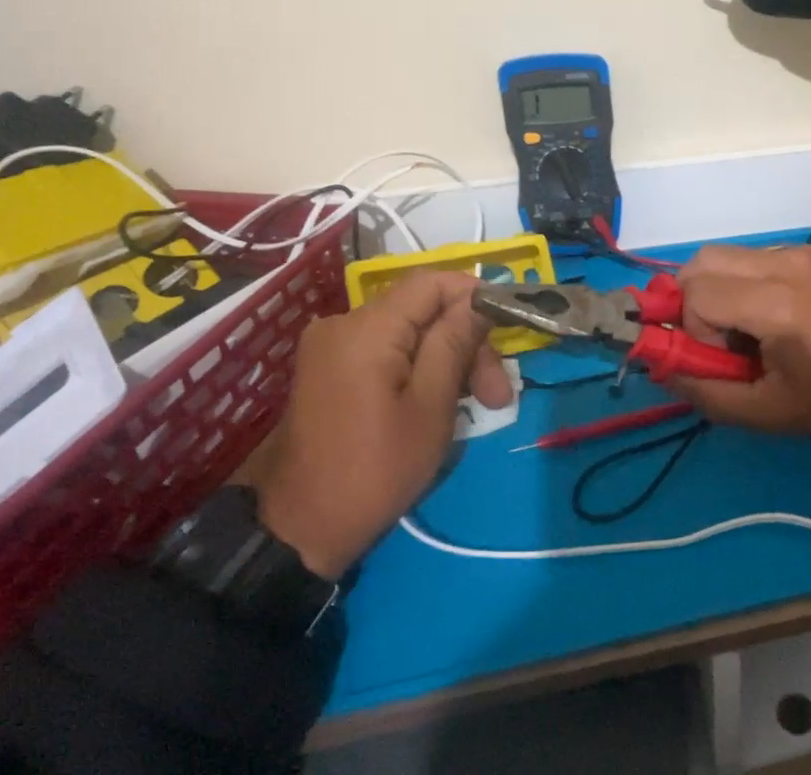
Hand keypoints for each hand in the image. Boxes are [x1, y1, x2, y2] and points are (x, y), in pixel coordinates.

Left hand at [249, 271, 512, 578]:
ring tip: (477, 406)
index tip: (510, 333)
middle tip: (498, 396)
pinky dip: (419, 368)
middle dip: (466, 343)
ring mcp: (331, 347)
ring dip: (447, 360)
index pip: (433, 282)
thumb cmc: (375, 470)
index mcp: (367, 328)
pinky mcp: (328, 370)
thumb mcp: (430, 408)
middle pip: (422, 310)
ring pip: (408, 332)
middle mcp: (343, 324)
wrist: (300, 528)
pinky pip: (386, 351)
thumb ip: (455, 344)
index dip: (478, 296)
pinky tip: (440, 402)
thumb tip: (479, 301)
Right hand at [667, 245, 810, 434]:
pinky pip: (755, 257)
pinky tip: (772, 316)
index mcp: (776, 303)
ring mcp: (799, 252)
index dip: (693, 331)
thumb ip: (705, 392)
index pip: (695, 293)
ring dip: (717, 290)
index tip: (723, 361)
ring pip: (726, 255)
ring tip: (746, 330)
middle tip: (719, 342)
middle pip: (701, 262)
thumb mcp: (768, 413)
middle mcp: (783, 263)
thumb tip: (659, 366)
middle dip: (693, 302)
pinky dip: (743, 282)